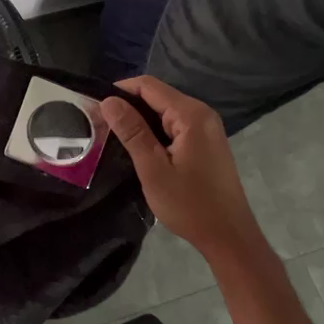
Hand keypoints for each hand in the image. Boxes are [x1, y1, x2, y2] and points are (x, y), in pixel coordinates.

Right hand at [102, 76, 255, 254]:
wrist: (229, 237)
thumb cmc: (189, 205)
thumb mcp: (153, 168)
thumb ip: (132, 131)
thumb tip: (108, 100)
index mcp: (191, 115)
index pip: (148, 86)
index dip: (119, 91)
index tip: (95, 108)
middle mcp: (202, 113)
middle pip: (157, 95)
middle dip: (128, 106)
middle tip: (101, 126)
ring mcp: (207, 128)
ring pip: (165, 110)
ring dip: (140, 119)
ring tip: (115, 137)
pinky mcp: (206, 142)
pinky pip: (175, 124)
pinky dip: (155, 130)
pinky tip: (141, 148)